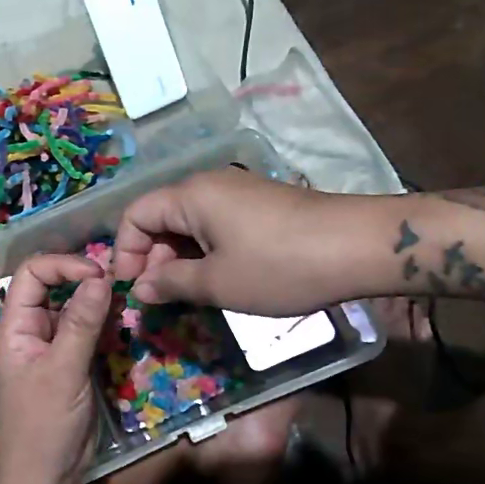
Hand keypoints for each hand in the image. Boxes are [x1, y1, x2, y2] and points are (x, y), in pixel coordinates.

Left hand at [0, 254, 111, 483]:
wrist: (45, 479)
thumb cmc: (42, 426)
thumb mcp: (62, 373)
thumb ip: (81, 324)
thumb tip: (100, 277)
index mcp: (16, 326)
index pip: (33, 273)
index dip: (63, 265)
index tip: (98, 274)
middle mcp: (34, 329)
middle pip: (56, 285)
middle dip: (85, 278)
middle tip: (121, 284)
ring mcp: (55, 345)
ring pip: (76, 306)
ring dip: (100, 300)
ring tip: (128, 301)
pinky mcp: (75, 361)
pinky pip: (90, 330)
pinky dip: (107, 323)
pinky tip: (127, 323)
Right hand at [113, 168, 359, 314]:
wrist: (359, 246)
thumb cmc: (279, 265)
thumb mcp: (218, 283)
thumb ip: (171, 283)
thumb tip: (141, 288)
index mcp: (190, 196)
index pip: (135, 215)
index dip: (125, 252)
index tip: (134, 290)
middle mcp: (209, 185)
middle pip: (161, 217)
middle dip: (153, 258)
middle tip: (163, 298)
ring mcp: (237, 193)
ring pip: (190, 224)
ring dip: (181, 259)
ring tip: (191, 295)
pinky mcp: (260, 206)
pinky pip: (216, 226)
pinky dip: (207, 252)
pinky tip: (221, 280)